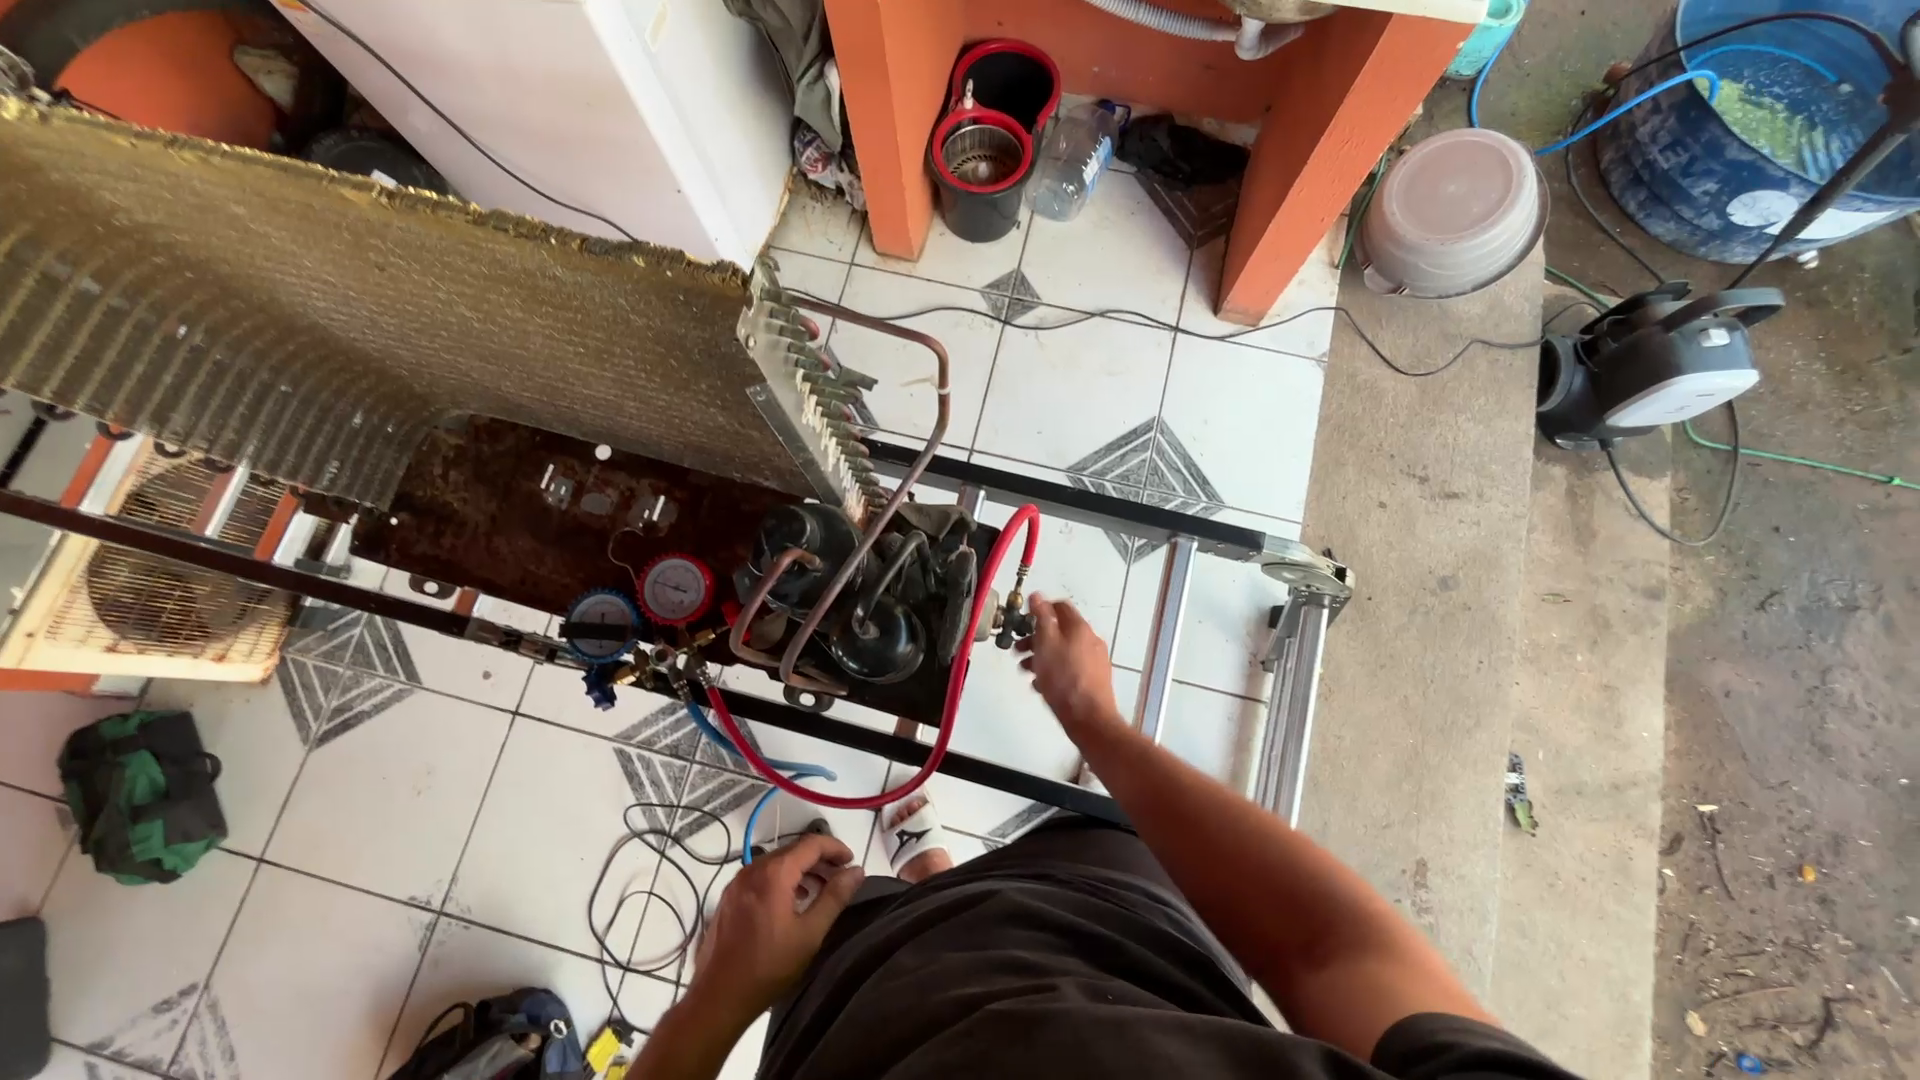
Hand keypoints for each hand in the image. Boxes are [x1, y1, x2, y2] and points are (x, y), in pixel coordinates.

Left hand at [685, 833, 865, 1028]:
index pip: (811, 844)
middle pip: (793, 850)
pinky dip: (782, 879)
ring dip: (801, 869)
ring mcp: (737, 883)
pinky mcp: (728, 898)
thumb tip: (857, 871)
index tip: (852, 862)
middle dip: (820, 859)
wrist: (717, 997)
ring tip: (819, 890)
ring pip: (776, 863)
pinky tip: (791, 902)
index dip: (835, 848)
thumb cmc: (768, 967)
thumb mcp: (810, 934)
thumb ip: (835, 898)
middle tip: (840, 877)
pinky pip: (761, 876)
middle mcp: (753, 869)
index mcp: (774, 874)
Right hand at [1017, 594, 1124, 736]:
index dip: (1040, 610)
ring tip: (1027, 670)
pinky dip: (1054, 670)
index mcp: (1079, 628)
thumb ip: (1041, 618)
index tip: (1024, 623)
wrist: (1089, 718)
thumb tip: (1037, 596)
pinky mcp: (1094, 679)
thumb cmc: (1063, 679)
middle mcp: (1090, 640)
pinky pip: (1070, 668)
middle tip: (1019, 650)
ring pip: (1063, 650)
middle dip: (1037, 638)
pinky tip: (1042, 685)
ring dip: (1042, 656)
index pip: (1060, 606)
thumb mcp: (1046, 644)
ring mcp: (1094, 661)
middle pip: (1060, 630)